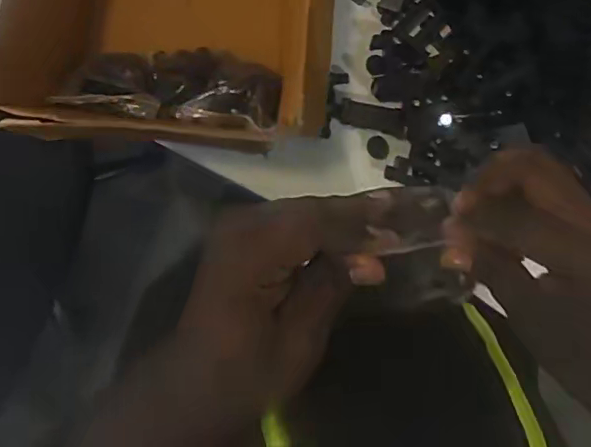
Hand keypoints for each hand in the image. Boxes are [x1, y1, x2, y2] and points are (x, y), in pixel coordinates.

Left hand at [79, 196, 375, 446]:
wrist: (195, 381)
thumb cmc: (246, 371)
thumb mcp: (297, 341)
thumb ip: (328, 288)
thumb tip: (371, 257)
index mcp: (249, 249)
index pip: (311, 223)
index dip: (355, 225)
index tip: (396, 228)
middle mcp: (239, 224)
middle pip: (304, 209)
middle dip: (350, 214)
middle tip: (396, 210)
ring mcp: (236, 224)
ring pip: (297, 210)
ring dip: (336, 216)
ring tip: (381, 217)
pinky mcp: (239, 233)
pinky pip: (285, 220)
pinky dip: (317, 225)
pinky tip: (345, 230)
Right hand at [442, 148, 590, 446]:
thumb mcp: (534, 321)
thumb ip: (491, 269)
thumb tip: (450, 239)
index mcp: (581, 249)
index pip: (512, 214)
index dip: (473, 218)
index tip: (446, 228)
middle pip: (531, 167)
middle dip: (489, 179)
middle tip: (466, 206)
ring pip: (544, 171)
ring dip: (506, 181)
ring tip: (483, 210)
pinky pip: (555, 188)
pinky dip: (523, 193)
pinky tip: (507, 223)